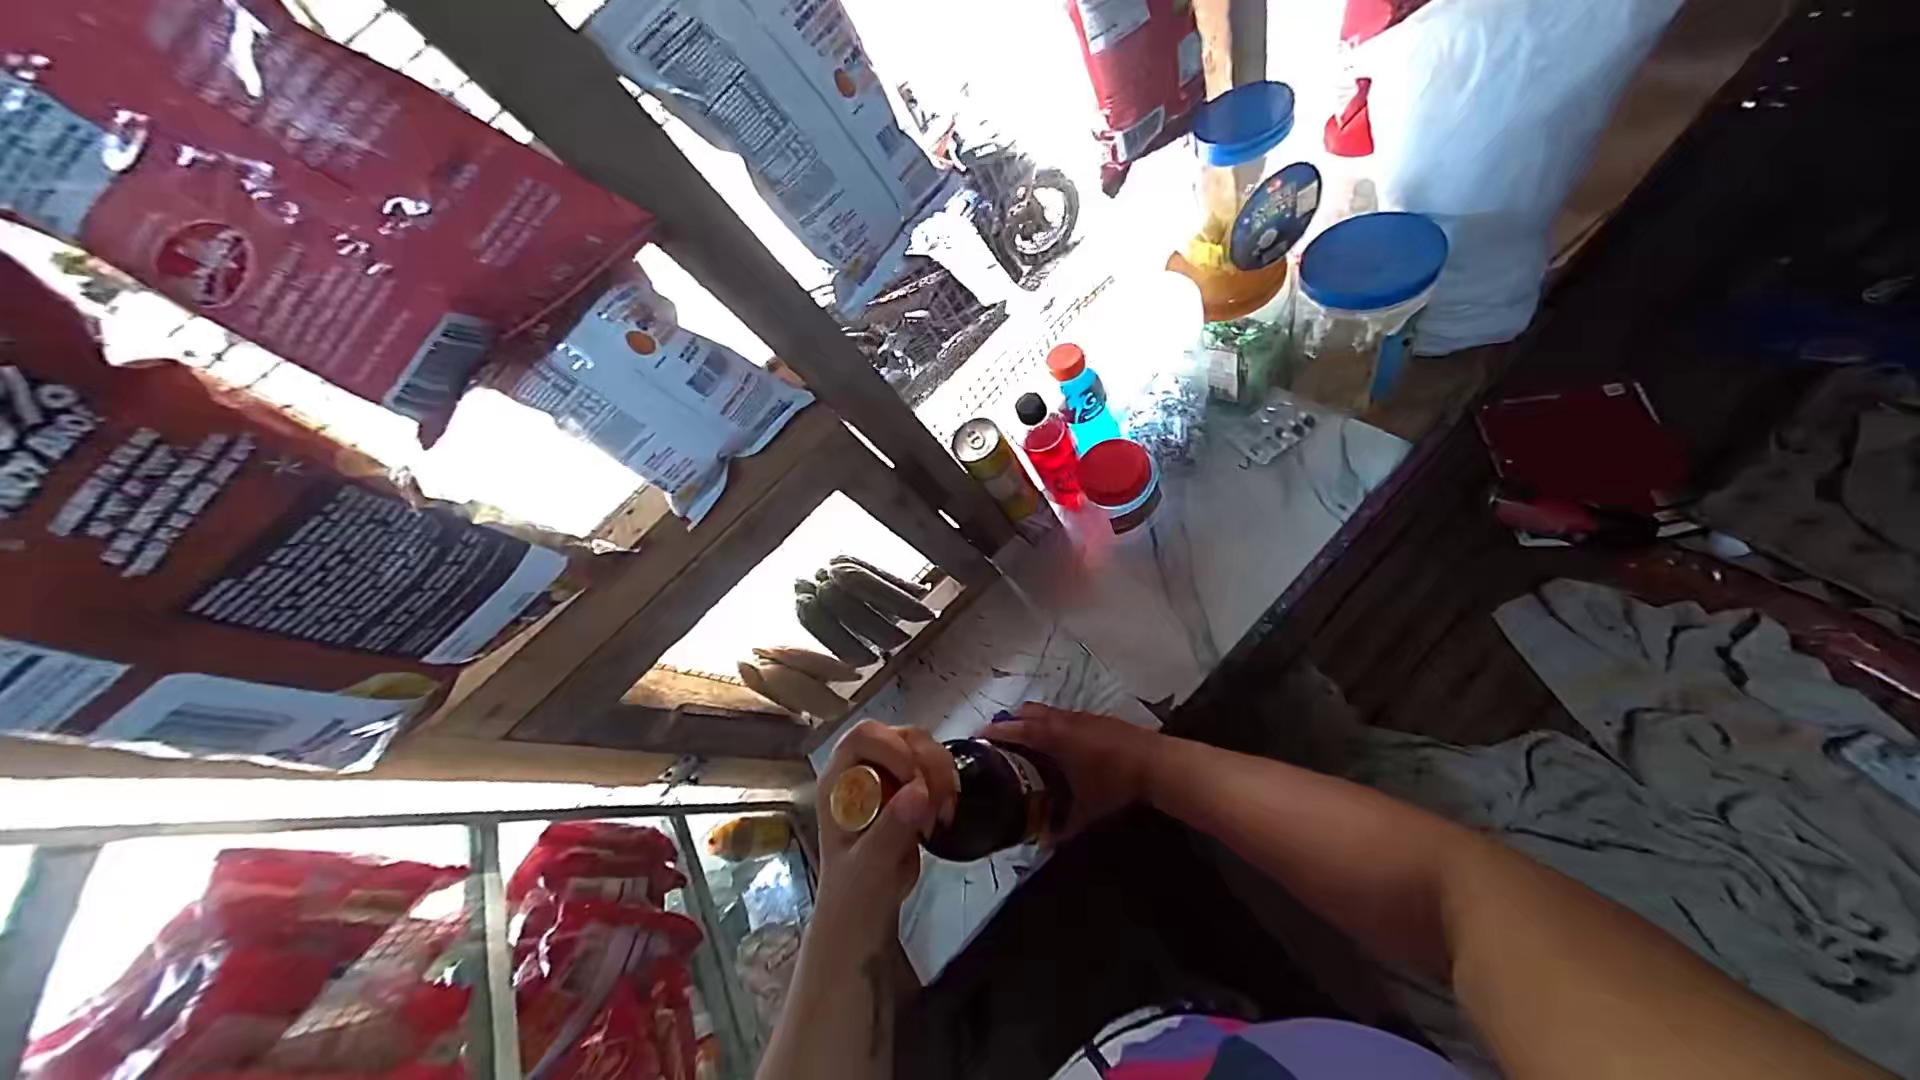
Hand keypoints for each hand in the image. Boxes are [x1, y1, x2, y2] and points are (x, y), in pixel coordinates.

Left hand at [812, 721, 959, 942]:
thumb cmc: (856, 892)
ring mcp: (887, 774)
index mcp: (838, 781)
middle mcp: (862, 768)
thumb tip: (917, 791)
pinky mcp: (910, 785)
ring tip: (938, 815)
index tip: (914, 781)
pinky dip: (947, 785)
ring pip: (923, 746)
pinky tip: (943, 814)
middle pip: (901, 735)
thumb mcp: (868, 869)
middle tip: (935, 803)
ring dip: (941, 774)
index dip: (892, 748)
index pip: (863, 736)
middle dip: (926, 763)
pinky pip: (936, 767)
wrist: (867, 913)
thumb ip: (889, 831)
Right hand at [990, 703, 1162, 842]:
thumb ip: (1062, 828)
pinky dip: (1050, 724)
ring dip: (1031, 722)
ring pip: (1045, 712)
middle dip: (1009, 723)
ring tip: (1023, 741)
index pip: (1014, 729)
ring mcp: (1080, 716)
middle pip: (1026, 713)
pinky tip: (1056, 743)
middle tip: (997, 740)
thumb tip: (1043, 844)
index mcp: (1052, 737)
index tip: (977, 738)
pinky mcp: (1094, 718)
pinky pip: (1062, 716)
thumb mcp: (1085, 810)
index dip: (994, 732)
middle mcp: (1062, 720)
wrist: (1153, 763)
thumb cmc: (1113, 783)